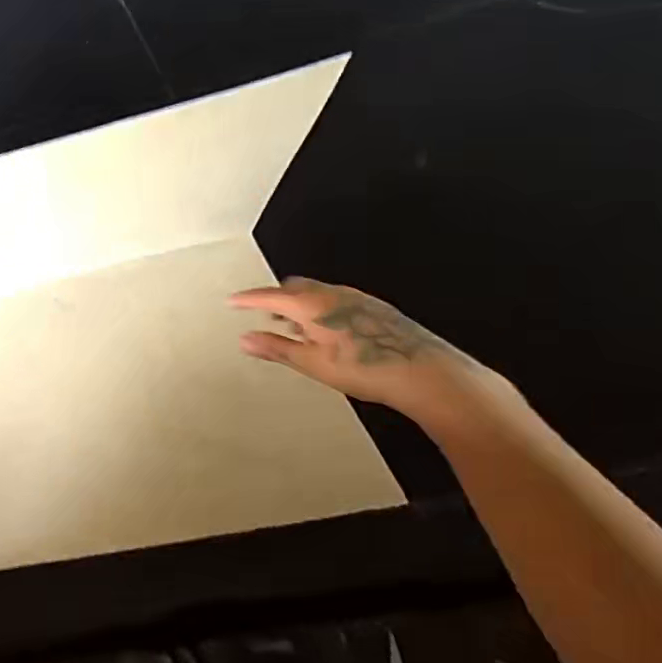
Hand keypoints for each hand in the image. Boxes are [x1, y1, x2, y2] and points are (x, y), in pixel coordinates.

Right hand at [229, 277, 504, 424]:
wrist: (428, 375)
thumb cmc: (368, 369)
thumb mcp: (312, 363)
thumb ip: (276, 348)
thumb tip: (245, 339)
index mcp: (312, 304)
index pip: (269, 296)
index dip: (248, 299)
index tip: (233, 301)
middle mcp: (334, 294)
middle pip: (294, 287)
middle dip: (275, 298)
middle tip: (263, 313)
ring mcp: (359, 300)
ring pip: (318, 293)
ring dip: (300, 304)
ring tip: (294, 326)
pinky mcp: (377, 310)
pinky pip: (338, 300)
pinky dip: (322, 309)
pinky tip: (328, 332)